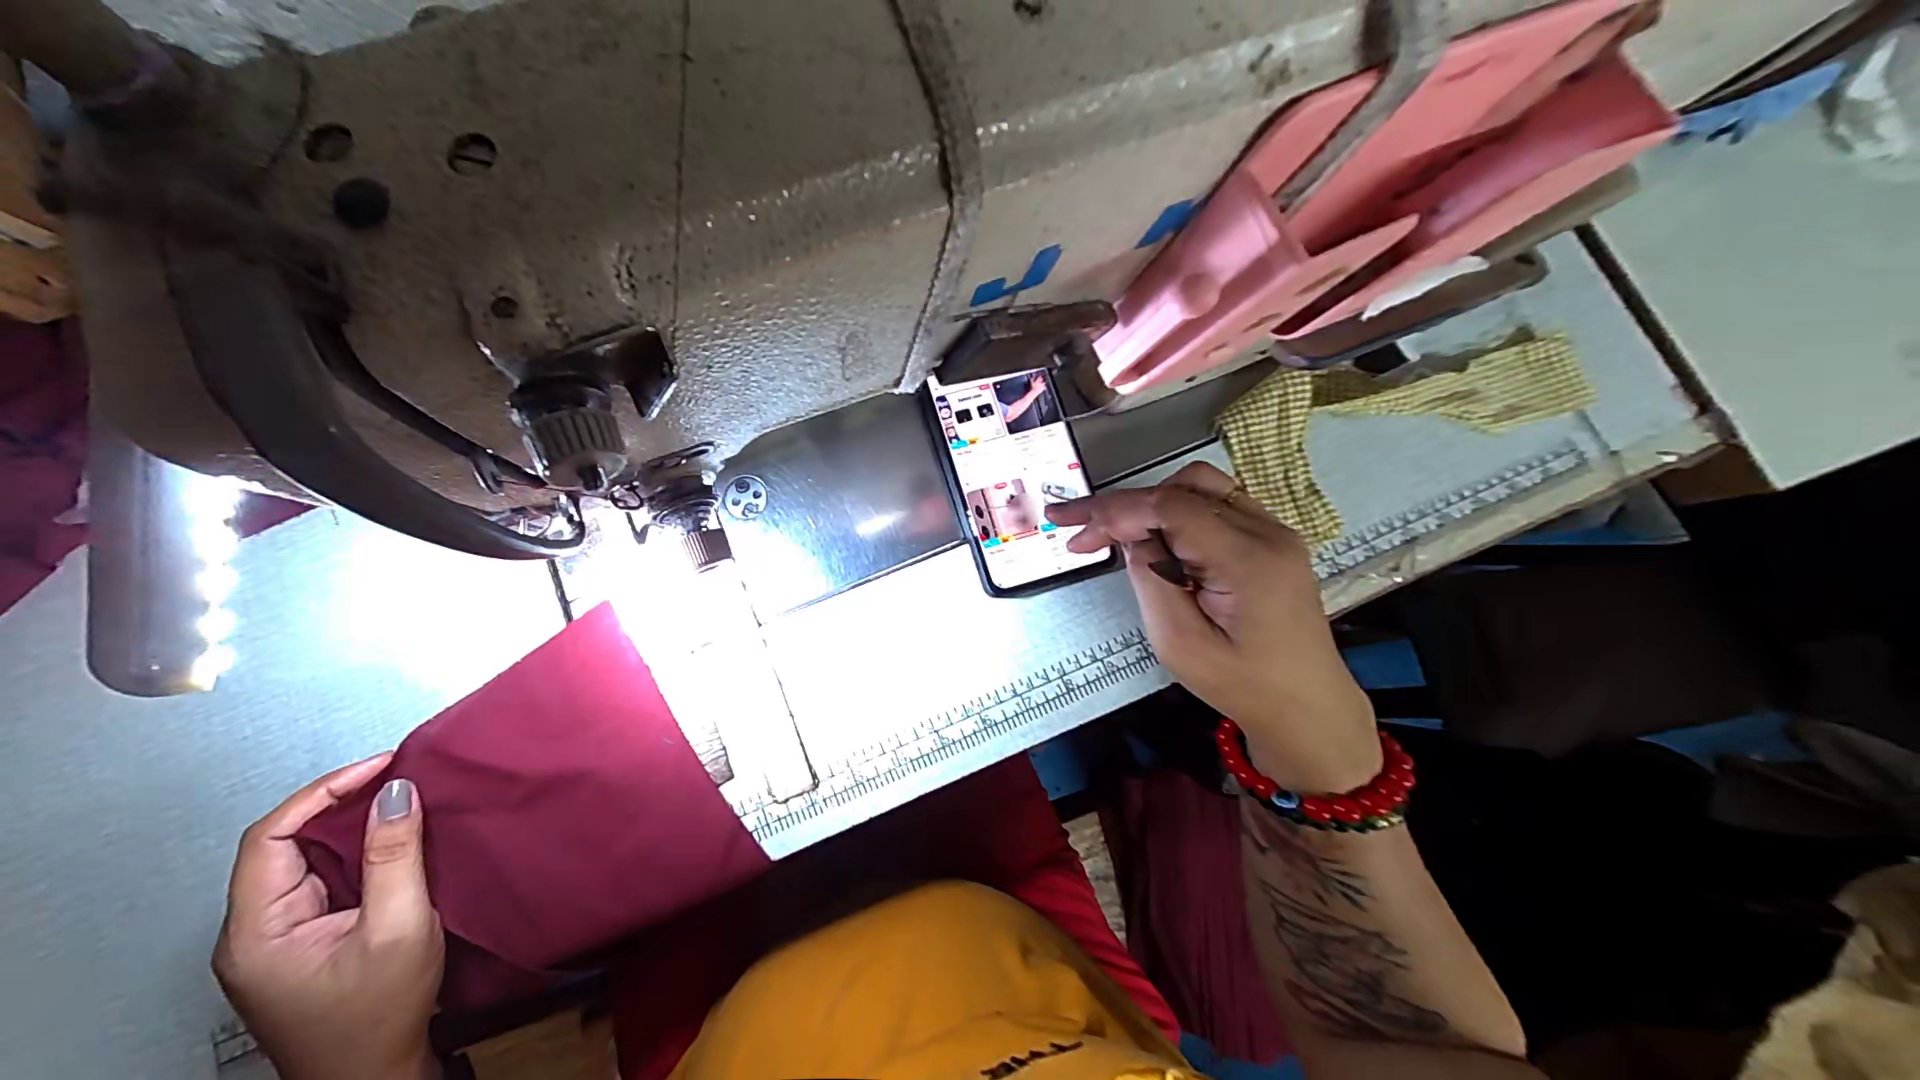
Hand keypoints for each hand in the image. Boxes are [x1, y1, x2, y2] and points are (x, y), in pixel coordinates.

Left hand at [213, 756, 443, 1079]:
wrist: (372, 1076)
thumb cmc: (380, 1012)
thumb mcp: (398, 927)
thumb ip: (395, 856)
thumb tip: (397, 791)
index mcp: (257, 931)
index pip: (270, 837)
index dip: (323, 791)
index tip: (382, 765)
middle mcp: (255, 930)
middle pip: (284, 843)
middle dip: (341, 801)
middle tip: (398, 775)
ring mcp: (278, 936)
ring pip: (306, 858)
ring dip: (352, 824)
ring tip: (401, 799)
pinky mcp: (305, 938)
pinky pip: (325, 876)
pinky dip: (359, 848)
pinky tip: (393, 838)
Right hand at [1047, 462, 1380, 791]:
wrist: (1307, 707)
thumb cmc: (1242, 685)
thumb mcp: (1180, 643)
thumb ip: (1151, 579)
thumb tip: (1132, 537)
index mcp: (1248, 559)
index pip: (1171, 507)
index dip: (1115, 510)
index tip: (1072, 529)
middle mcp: (1268, 532)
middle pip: (1185, 487)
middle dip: (1128, 505)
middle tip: (1086, 533)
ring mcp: (1275, 532)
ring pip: (1201, 487)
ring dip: (1152, 505)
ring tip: (1119, 537)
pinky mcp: (1272, 540)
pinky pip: (1217, 505)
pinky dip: (1177, 513)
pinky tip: (1157, 541)